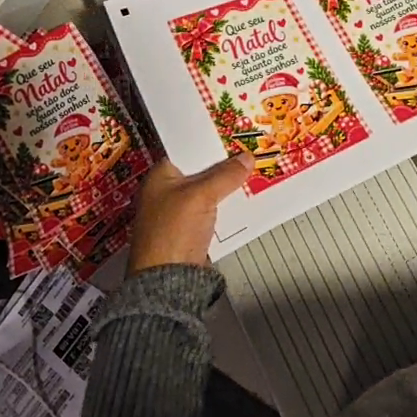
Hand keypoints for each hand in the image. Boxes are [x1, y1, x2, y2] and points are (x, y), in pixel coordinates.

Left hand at [126, 154, 252, 273]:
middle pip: (200, 171)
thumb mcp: (201, 195)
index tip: (235, 133)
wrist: (167, 282)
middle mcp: (167, 191)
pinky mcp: (191, 231)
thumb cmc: (175, 230)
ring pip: (209, 191)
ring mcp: (179, 212)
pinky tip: (246, 197)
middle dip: (224, 164)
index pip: (188, 150)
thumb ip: (225, 175)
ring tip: (255, 169)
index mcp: (160, 176)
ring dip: (228, 185)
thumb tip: (248, 157)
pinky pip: (212, 210)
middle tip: (251, 149)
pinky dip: (226, 204)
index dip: (211, 142)